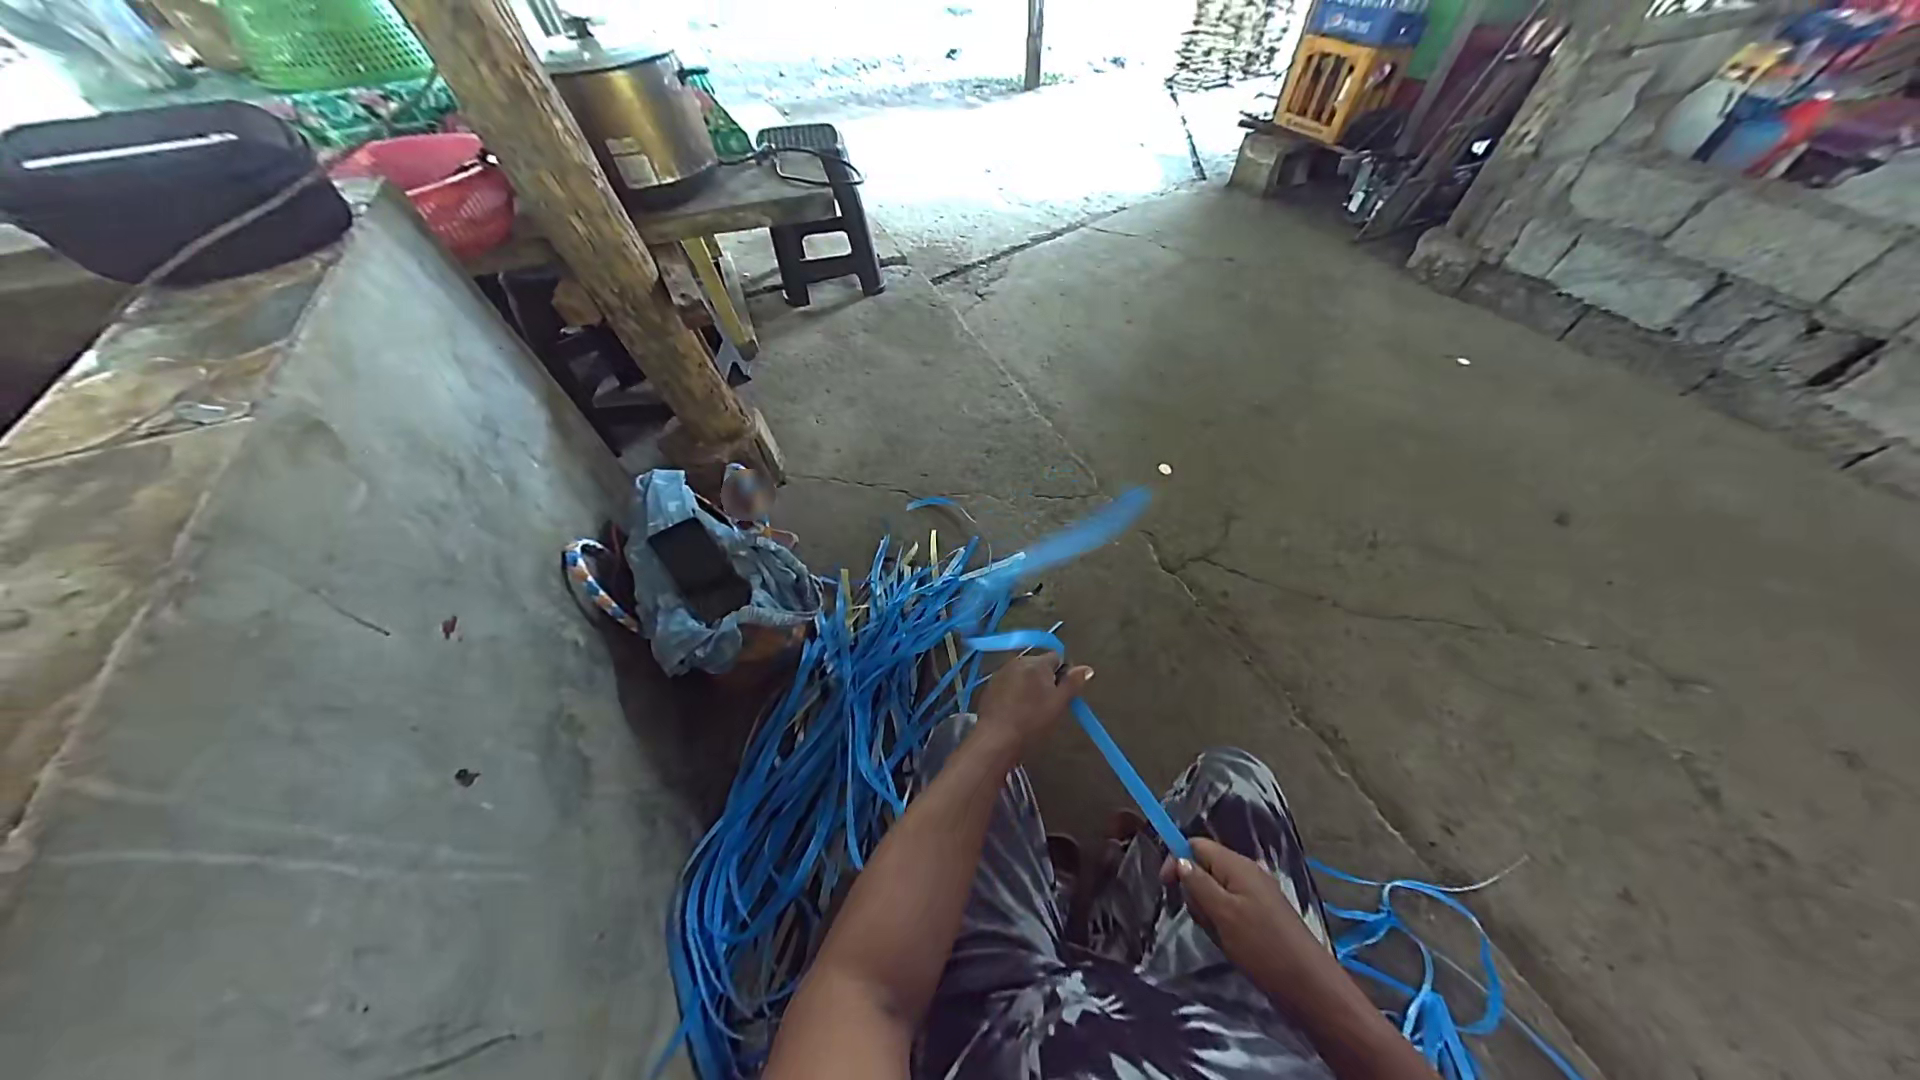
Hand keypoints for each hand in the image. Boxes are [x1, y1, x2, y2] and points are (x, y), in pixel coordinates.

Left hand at [974, 652, 1092, 752]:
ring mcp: (1001, 673)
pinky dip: (1014, 692)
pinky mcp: (990, 686)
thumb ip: (1072, 683)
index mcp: (1037, 663)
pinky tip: (1014, 711)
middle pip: (1038, 665)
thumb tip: (1086, 668)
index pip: (1057, 657)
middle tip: (1048, 704)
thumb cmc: (1032, 721)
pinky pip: (1009, 684)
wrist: (996, 738)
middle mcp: (1017, 661)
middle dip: (1045, 679)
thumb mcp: (1059, 704)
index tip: (1062, 693)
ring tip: (1030, 710)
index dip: (1063, 674)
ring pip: (1023, 674)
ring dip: (1029, 685)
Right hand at [1161, 837, 1345, 1009]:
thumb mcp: (1223, 914)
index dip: (1177, 859)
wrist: (1311, 987)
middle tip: (1203, 918)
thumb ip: (1198, 883)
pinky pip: (1231, 907)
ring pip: (1216, 890)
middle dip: (1195, 890)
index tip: (1166, 886)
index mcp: (1237, 865)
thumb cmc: (1262, 946)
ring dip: (1209, 910)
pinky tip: (1230, 942)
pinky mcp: (1263, 914)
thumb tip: (1180, 859)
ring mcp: (1257, 893)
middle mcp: (1248, 872)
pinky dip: (1223, 920)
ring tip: (1219, 934)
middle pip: (1205, 867)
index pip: (1196, 844)